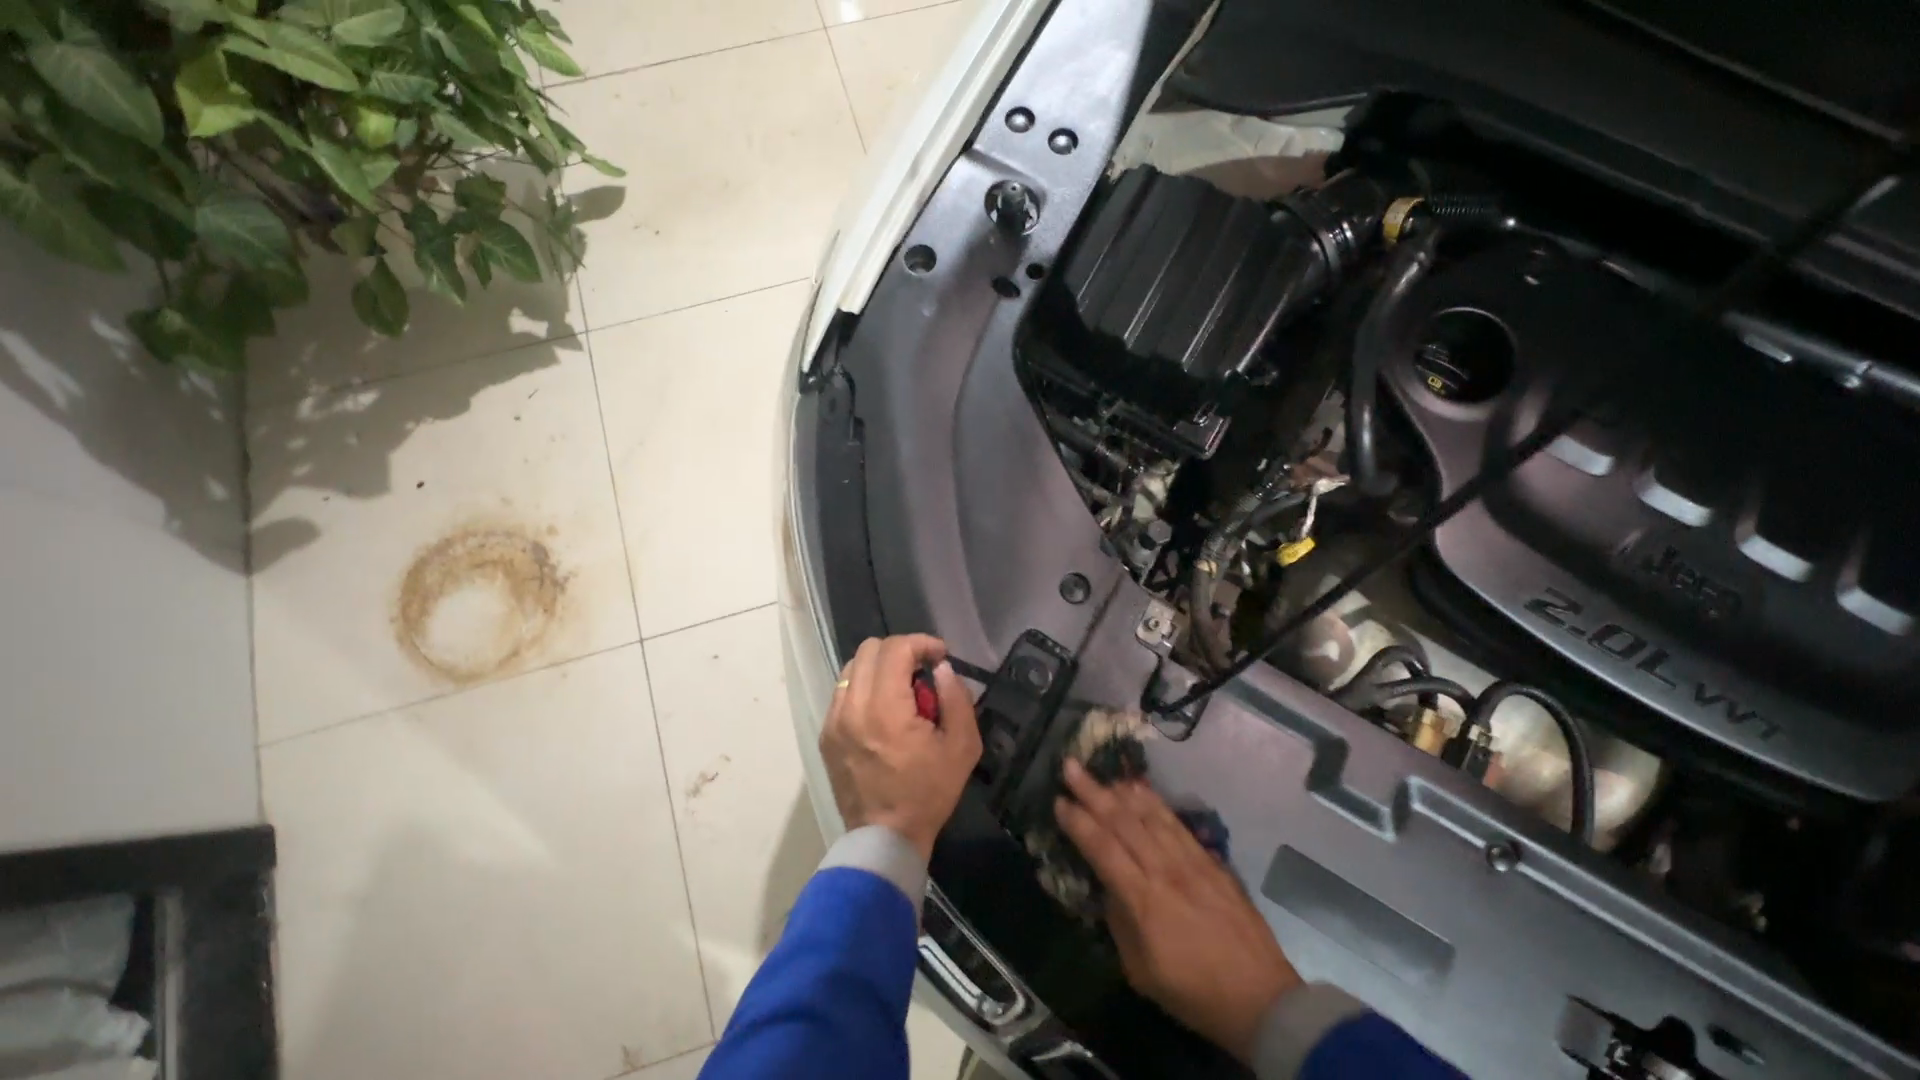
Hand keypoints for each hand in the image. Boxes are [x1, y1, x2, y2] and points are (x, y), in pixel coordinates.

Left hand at [821, 635, 982, 858]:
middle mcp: (851, 708)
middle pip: (869, 649)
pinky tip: (883, 709)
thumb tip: (942, 669)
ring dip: (879, 667)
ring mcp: (833, 721)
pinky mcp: (826, 735)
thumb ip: (956, 698)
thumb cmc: (928, 793)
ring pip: (852, 668)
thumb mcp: (962, 747)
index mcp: (884, 709)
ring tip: (902, 690)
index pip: (895, 649)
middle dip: (900, 651)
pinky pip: (843, 693)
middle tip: (922, 671)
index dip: (922, 643)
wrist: (885, 838)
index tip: (940, 656)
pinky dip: (864, 688)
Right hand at [1055, 758, 1300, 1060]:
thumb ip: (1120, 923)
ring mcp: (1192, 863)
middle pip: (1124, 822)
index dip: (1078, 823)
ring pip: (1152, 816)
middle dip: (1094, 792)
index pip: (1102, 848)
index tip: (1058, 801)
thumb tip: (1109, 888)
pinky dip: (1156, 803)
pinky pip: (1178, 824)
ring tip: (1102, 773)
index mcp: (1143, 900)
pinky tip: (1143, 791)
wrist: (1260, 998)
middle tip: (1071, 766)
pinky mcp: (1213, 863)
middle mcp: (1165, 871)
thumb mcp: (1140, 970)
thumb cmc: (1193, 993)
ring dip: (1123, 791)